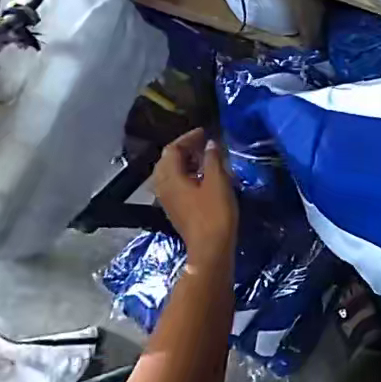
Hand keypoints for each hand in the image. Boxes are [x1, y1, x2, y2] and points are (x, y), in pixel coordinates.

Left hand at [154, 129, 238, 268]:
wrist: (210, 249)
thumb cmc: (214, 213)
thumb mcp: (217, 181)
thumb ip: (212, 159)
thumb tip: (210, 144)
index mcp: (170, 177)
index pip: (172, 149)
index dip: (187, 138)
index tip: (204, 132)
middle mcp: (163, 186)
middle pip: (167, 160)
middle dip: (183, 149)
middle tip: (203, 144)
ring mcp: (167, 200)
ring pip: (170, 173)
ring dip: (184, 162)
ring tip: (204, 159)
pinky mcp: (175, 210)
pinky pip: (174, 185)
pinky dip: (185, 175)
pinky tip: (202, 178)